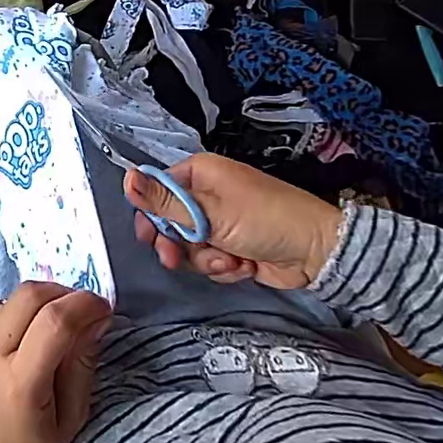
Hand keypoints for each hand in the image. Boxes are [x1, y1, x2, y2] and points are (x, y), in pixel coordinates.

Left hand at [0, 282, 110, 442]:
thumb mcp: (70, 419)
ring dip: (48, 299)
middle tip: (86, 312)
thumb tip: (97, 318)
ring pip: (16, 296)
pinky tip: (40, 332)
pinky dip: (29, 310)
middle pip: (31, 295)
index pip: (54, 321)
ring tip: (66, 322)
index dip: (85, 305)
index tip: (105, 310)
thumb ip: (82, 363)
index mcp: (18, 383)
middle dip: (67, 293)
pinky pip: (4, 308)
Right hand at [125, 153, 341, 289]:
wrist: (315, 252)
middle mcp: (207, 195)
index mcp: (200, 174)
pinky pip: (208, 260)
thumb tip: (127, 177)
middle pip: (170, 223)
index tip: (149, 237)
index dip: (152, 216)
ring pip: (189, 247)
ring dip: (206, 260)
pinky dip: (223, 268)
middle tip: (177, 258)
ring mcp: (220, 222)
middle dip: (178, 245)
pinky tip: (243, 267)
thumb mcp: (210, 212)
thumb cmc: (264, 221)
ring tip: (230, 260)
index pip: (158, 191)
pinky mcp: (231, 247)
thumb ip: (166, 201)